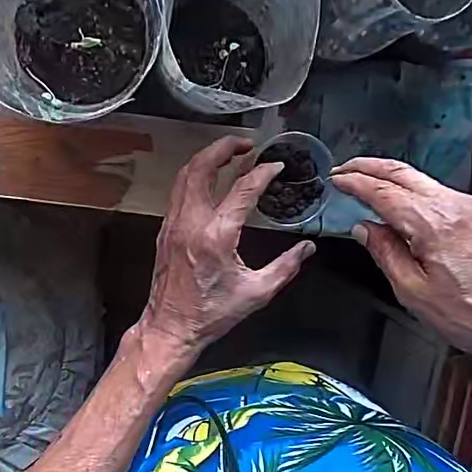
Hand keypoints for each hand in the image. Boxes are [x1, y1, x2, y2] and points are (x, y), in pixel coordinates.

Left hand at [139, 137, 315, 355]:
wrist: (171, 328)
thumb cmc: (211, 314)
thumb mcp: (257, 293)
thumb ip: (286, 267)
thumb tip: (306, 249)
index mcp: (216, 236)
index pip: (242, 189)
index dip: (263, 172)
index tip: (276, 166)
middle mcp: (191, 223)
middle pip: (201, 167)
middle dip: (224, 148)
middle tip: (245, 144)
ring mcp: (174, 224)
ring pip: (184, 175)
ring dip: (206, 158)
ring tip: (228, 154)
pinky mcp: (165, 230)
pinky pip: (178, 191)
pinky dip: (194, 176)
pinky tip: (209, 180)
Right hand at [330, 157, 471, 384]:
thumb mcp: (414, 292)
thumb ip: (385, 253)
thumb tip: (365, 229)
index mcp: (435, 224)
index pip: (384, 192)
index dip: (355, 182)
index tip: (336, 179)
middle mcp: (455, 207)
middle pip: (403, 173)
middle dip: (369, 166)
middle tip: (344, 169)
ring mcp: (470, 209)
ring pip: (420, 179)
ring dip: (389, 176)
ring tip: (365, 181)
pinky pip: (436, 192)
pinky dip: (409, 188)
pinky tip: (398, 200)